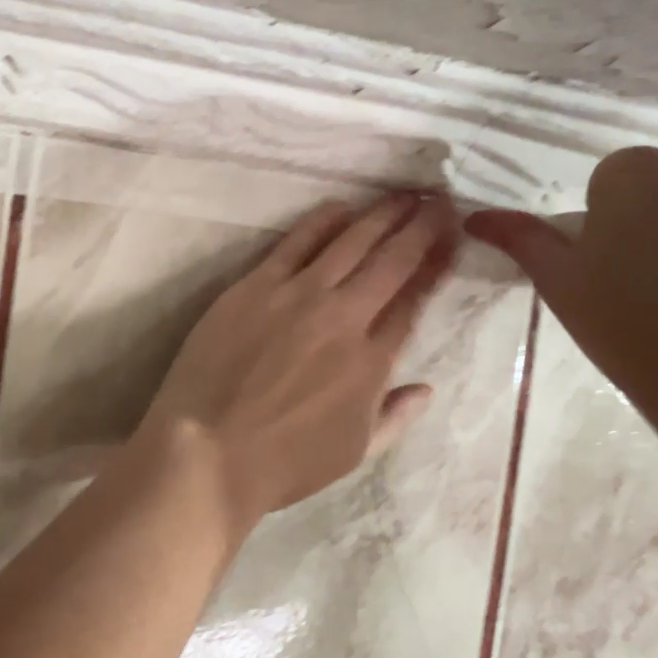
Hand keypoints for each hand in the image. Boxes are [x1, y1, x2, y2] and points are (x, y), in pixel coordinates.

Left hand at [129, 191, 458, 523]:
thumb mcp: (353, 453)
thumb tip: (426, 388)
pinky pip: (294, 242)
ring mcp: (295, 297)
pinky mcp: (252, 287)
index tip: (452, 240)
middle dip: (422, 227)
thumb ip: (395, 417)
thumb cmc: (280, 463)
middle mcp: (343, 318)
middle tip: (440, 201)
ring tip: (403, 195)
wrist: (204, 449)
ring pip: (350, 242)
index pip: (414, 301)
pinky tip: (339, 207)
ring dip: (381, 215)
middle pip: (392, 262)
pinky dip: (322, 221)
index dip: (437, 266)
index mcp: (372, 362)